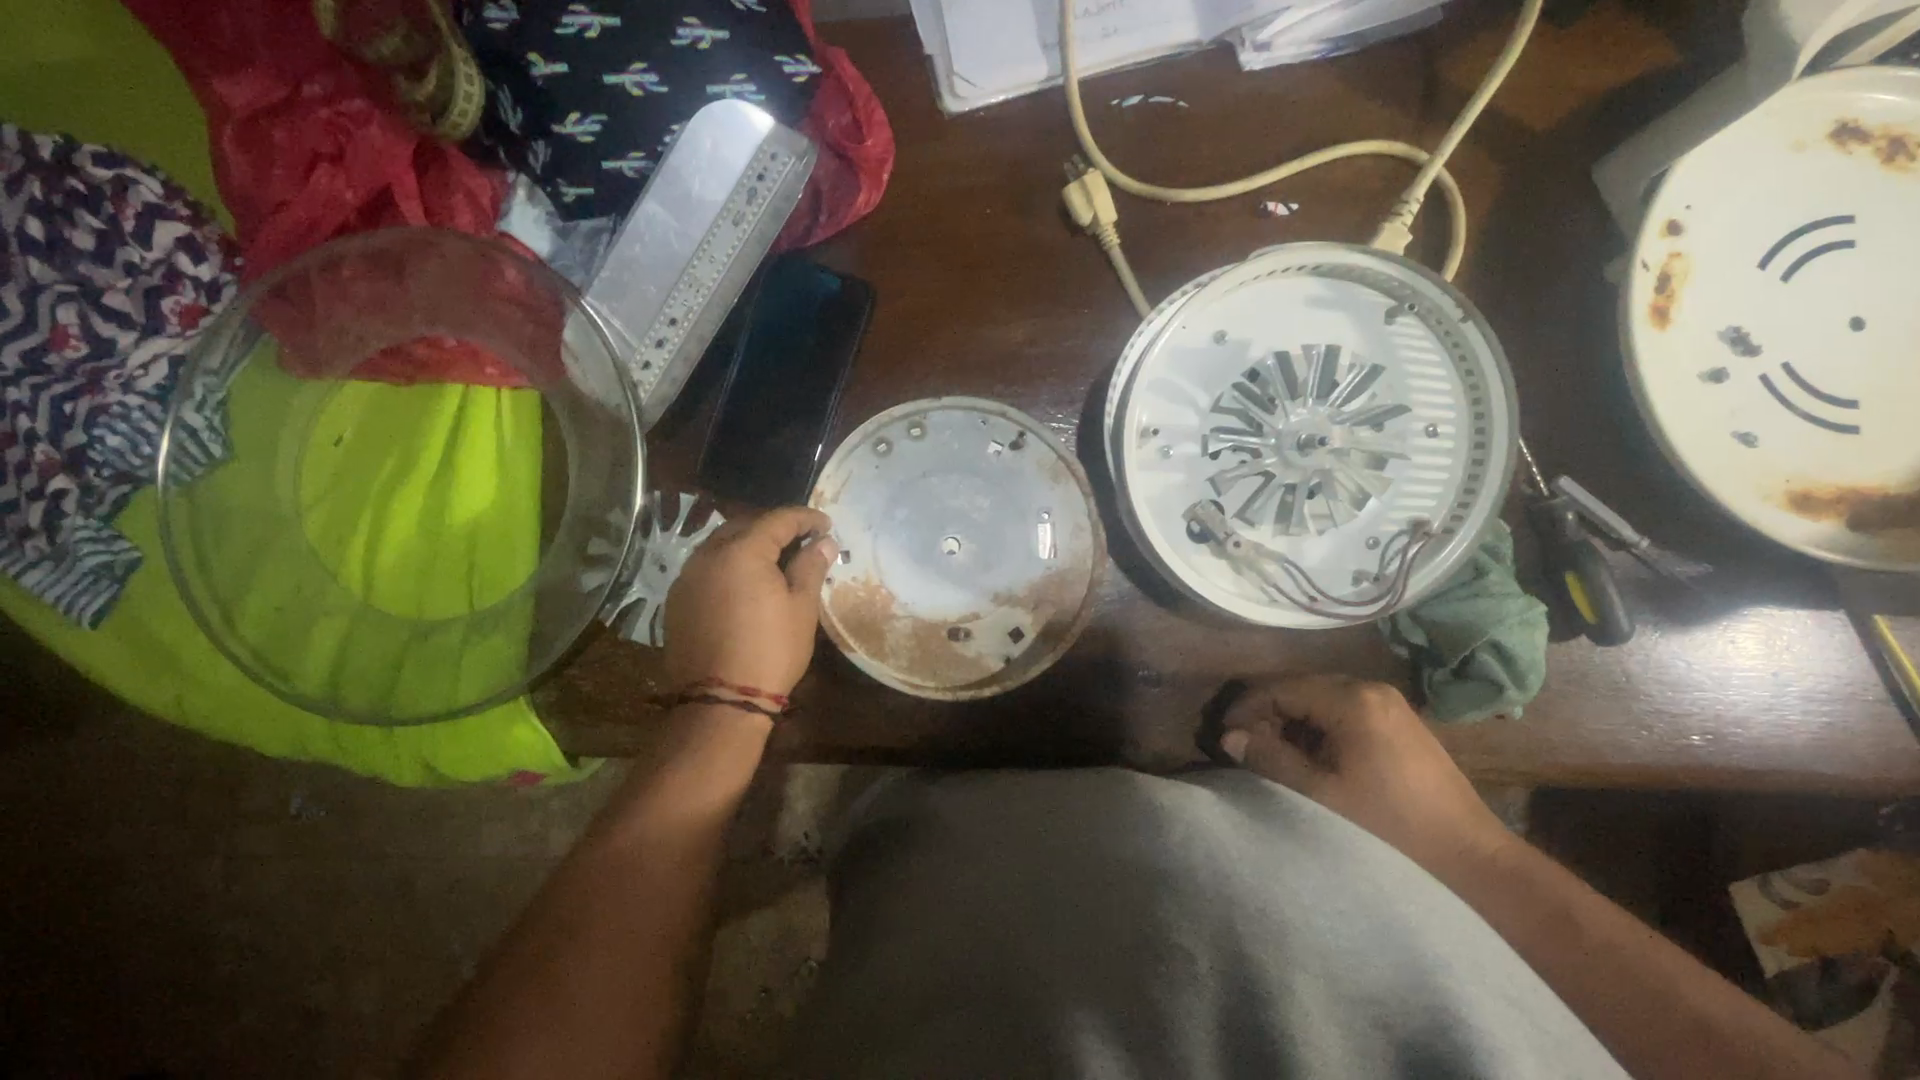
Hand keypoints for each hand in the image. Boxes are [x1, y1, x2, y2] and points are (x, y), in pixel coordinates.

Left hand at [663, 506, 836, 698]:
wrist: (719, 701)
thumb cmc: (770, 651)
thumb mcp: (801, 608)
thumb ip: (811, 567)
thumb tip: (824, 542)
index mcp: (741, 551)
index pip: (778, 519)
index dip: (805, 518)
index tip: (826, 525)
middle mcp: (707, 555)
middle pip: (744, 526)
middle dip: (774, 528)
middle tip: (801, 540)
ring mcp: (687, 578)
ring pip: (720, 546)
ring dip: (748, 546)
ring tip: (774, 561)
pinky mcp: (677, 601)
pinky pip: (706, 569)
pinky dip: (728, 567)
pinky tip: (744, 584)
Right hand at [1221, 675, 1509, 875]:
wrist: (1471, 862)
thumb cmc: (1389, 828)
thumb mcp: (1319, 795)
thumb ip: (1271, 759)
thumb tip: (1230, 737)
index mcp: (1352, 699)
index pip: (1280, 688)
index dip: (1245, 710)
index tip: (1222, 740)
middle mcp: (1372, 690)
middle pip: (1301, 690)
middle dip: (1266, 716)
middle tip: (1243, 750)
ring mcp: (1391, 707)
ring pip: (1322, 703)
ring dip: (1292, 725)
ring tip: (1271, 759)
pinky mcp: (1401, 727)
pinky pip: (1344, 716)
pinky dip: (1318, 732)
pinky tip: (1309, 763)